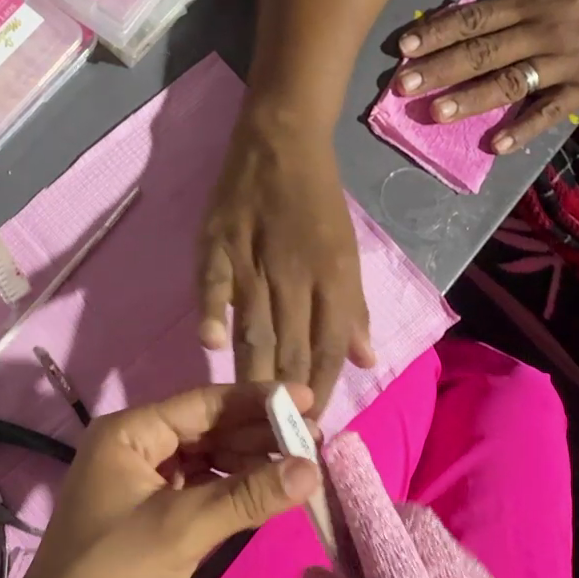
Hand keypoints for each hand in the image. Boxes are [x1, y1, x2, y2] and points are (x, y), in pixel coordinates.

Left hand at [0, 382, 323, 577]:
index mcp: (129, 432)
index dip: (257, 399)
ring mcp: (142, 481)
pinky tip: (269, 490)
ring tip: (303, 464)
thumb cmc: (115, 572)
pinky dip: (233, 489)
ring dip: (250, 461)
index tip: (309, 398)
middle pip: (207, 428)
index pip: (203, 403)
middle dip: (258, 433)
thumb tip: (312, 467)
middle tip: (316, 438)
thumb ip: (247, 495)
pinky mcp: (152, 513)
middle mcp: (134, 446)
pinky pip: (200, 487)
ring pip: (206, 459)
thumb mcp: (184, 528)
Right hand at [199, 113, 376, 411]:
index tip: (314, 428)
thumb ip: (352, 306)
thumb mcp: (348, 248)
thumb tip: (365, 359)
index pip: (329, 345)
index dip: (324, 390)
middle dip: (290, 395)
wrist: (283, 138)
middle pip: (293, 344)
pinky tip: (212, 344)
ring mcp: (254, 256)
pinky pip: (214, 281)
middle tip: (282, 439)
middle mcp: (296, 272)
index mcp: (332, 275)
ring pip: (257, 324)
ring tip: (253, 416)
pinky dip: (215, 311)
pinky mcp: (218, 241)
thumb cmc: (318, 198)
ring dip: (257, 370)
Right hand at [305, 432, 562, 577]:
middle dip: (378, 519)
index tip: (338, 441)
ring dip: (404, 546)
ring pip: (443, 545)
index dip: (358, 488)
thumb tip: (318, 572)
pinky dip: (431, 571)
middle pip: (419, 527)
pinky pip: (465, 572)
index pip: (386, 542)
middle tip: (349, 562)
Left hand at [393, 0, 578, 152]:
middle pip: (484, 51)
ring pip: (511, 81)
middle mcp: (543, 29)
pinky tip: (496, 146)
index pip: (475, 16)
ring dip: (473, 98)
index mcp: (531, 0)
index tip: (404, 45)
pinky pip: (550, 111)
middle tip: (402, 84)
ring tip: (436, 112)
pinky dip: (524, 129)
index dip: (439, 30)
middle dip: (441, 67)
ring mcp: (564, 61)